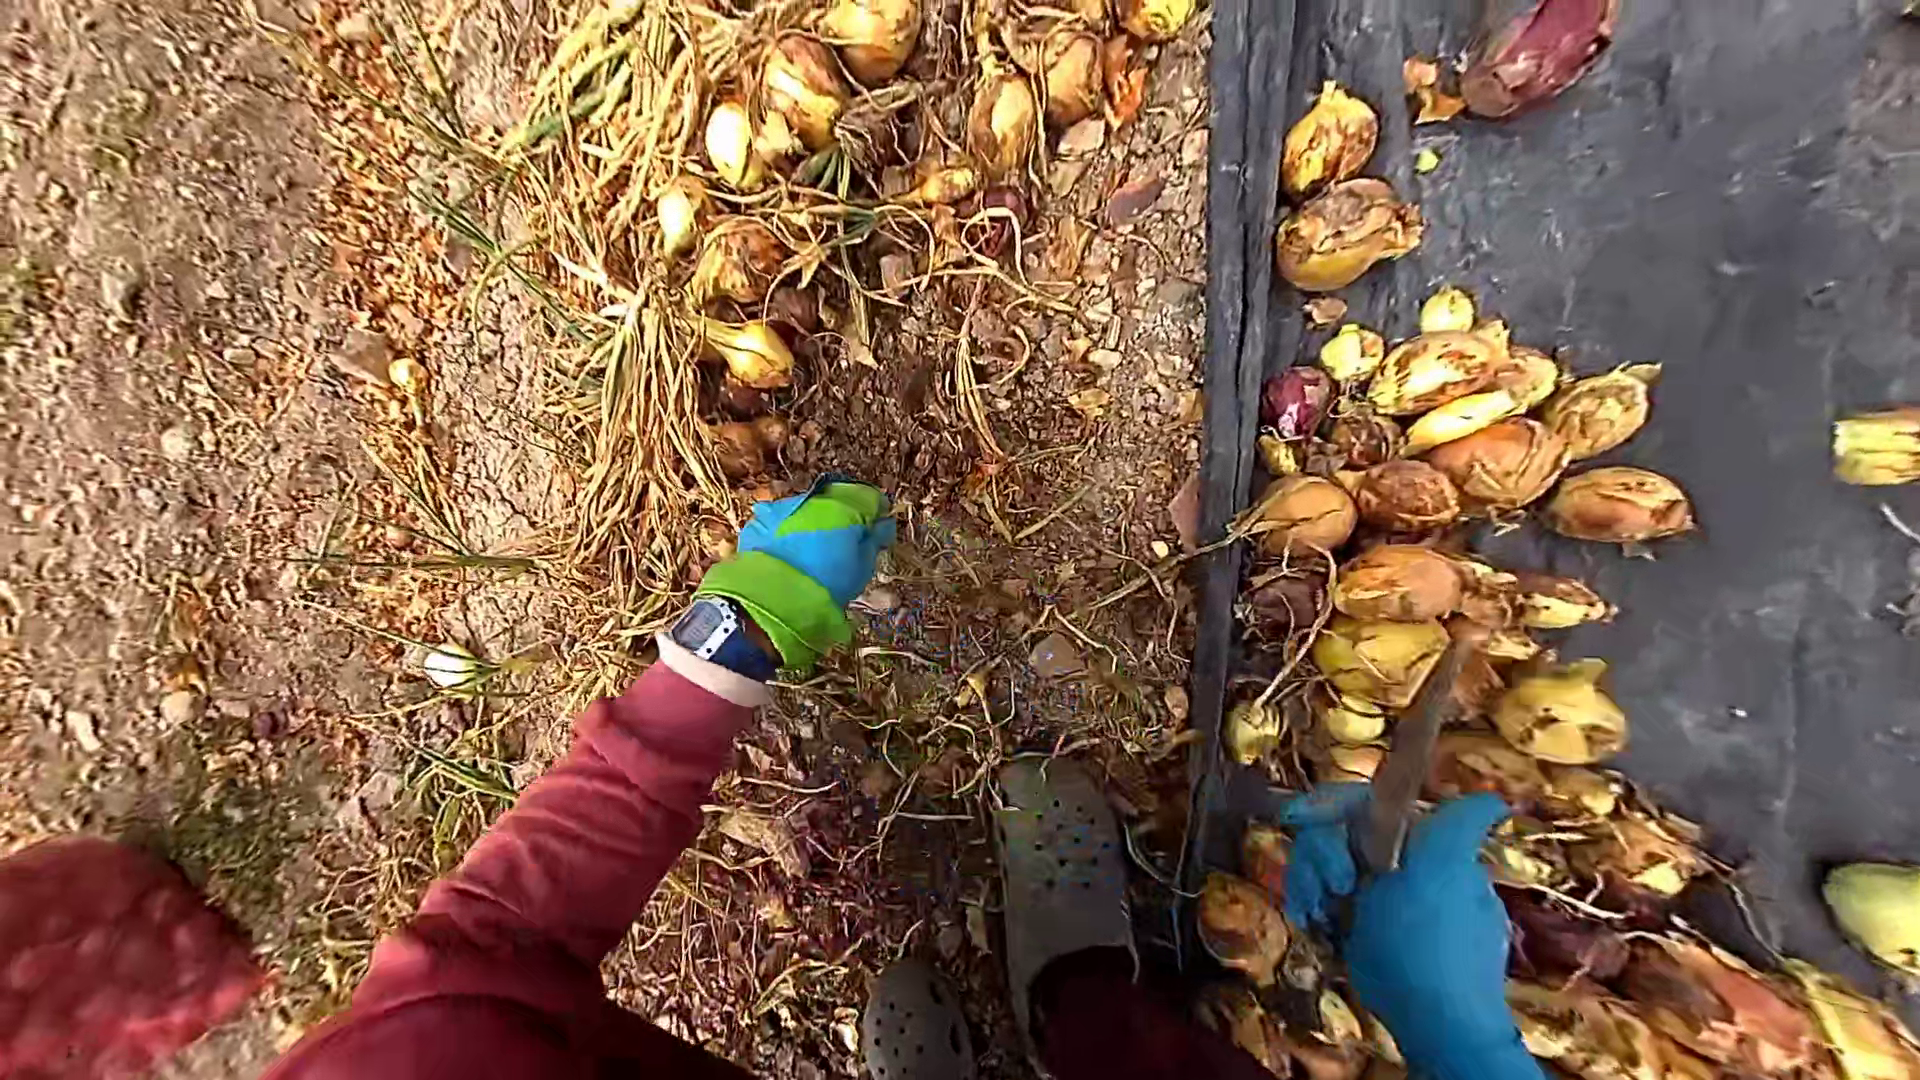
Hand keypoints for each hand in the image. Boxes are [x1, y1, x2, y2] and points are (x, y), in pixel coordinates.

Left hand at [696, 478, 894, 670]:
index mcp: (844, 508)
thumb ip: (873, 541)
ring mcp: (784, 508)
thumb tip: (881, 525)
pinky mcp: (760, 522)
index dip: (877, 513)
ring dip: (818, 522)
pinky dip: (793, 531)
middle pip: (838, 498)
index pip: (869, 497)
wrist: (770, 603)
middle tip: (849, 542)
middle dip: (847, 515)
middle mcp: (813, 499)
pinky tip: (794, 554)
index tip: (878, 531)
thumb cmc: (826, 587)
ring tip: (818, 550)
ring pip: (810, 507)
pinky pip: (785, 520)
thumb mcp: (862, 569)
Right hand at [1277, 786, 1542, 1079]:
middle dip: (1321, 854)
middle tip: (1334, 886)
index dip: (1330, 804)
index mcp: (1417, 844)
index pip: (1360, 802)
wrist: (1428, 1018)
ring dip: (1309, 879)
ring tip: (1319, 910)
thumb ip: (1456, 829)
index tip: (1300, 816)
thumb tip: (1495, 797)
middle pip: (1331, 828)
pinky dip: (1306, 898)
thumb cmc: (1433, 942)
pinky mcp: (1344, 911)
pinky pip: (1311, 885)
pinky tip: (1312, 919)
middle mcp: (1391, 858)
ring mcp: (1366, 886)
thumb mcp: (1444, 876)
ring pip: (1316, 857)